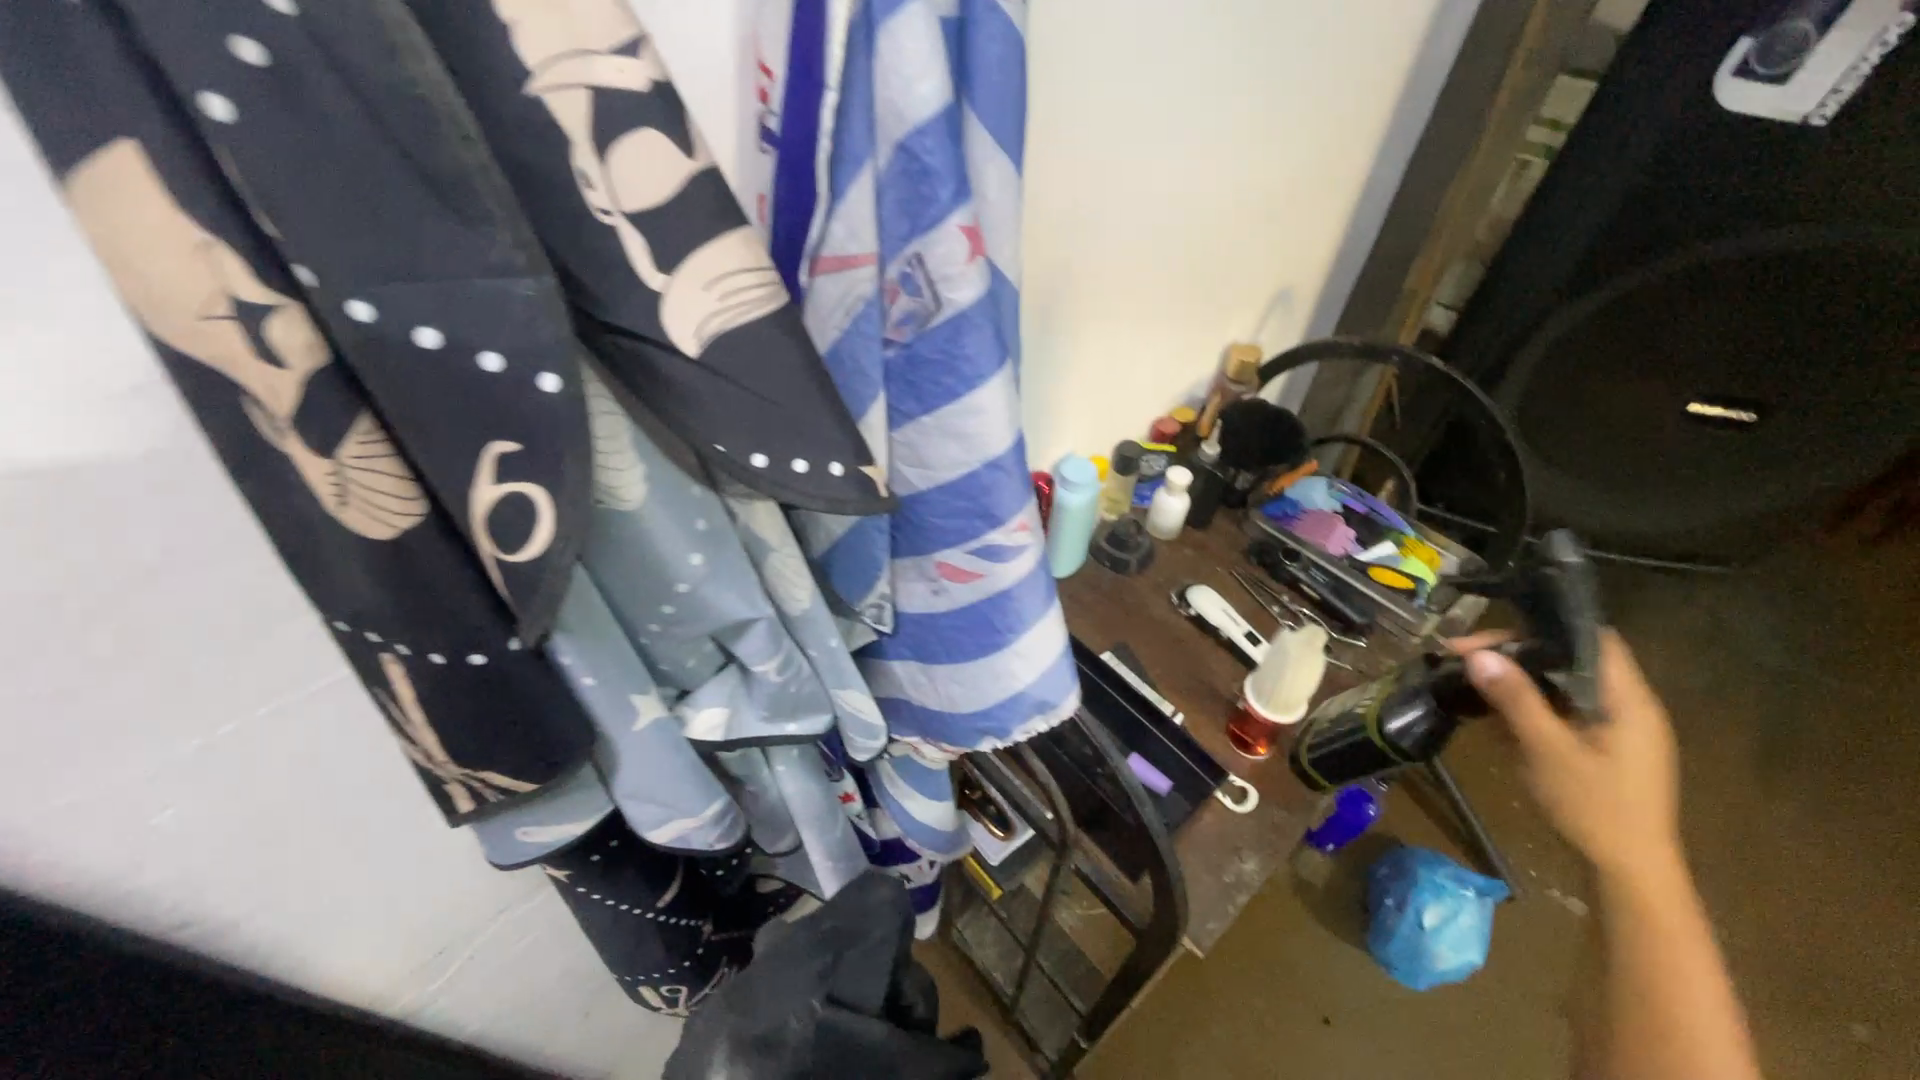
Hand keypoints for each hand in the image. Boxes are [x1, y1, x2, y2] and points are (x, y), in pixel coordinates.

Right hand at [1454, 630, 1682, 880]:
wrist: (1628, 874)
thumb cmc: (1594, 808)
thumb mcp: (1547, 750)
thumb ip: (1515, 699)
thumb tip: (1477, 654)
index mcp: (1627, 700)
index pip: (1589, 639)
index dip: (1541, 628)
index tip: (1488, 636)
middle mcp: (1626, 707)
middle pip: (1568, 661)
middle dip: (1514, 656)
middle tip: (1462, 659)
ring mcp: (1614, 731)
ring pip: (1560, 688)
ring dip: (1516, 684)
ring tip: (1468, 685)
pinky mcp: (1600, 751)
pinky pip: (1560, 714)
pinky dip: (1526, 710)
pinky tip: (1492, 720)